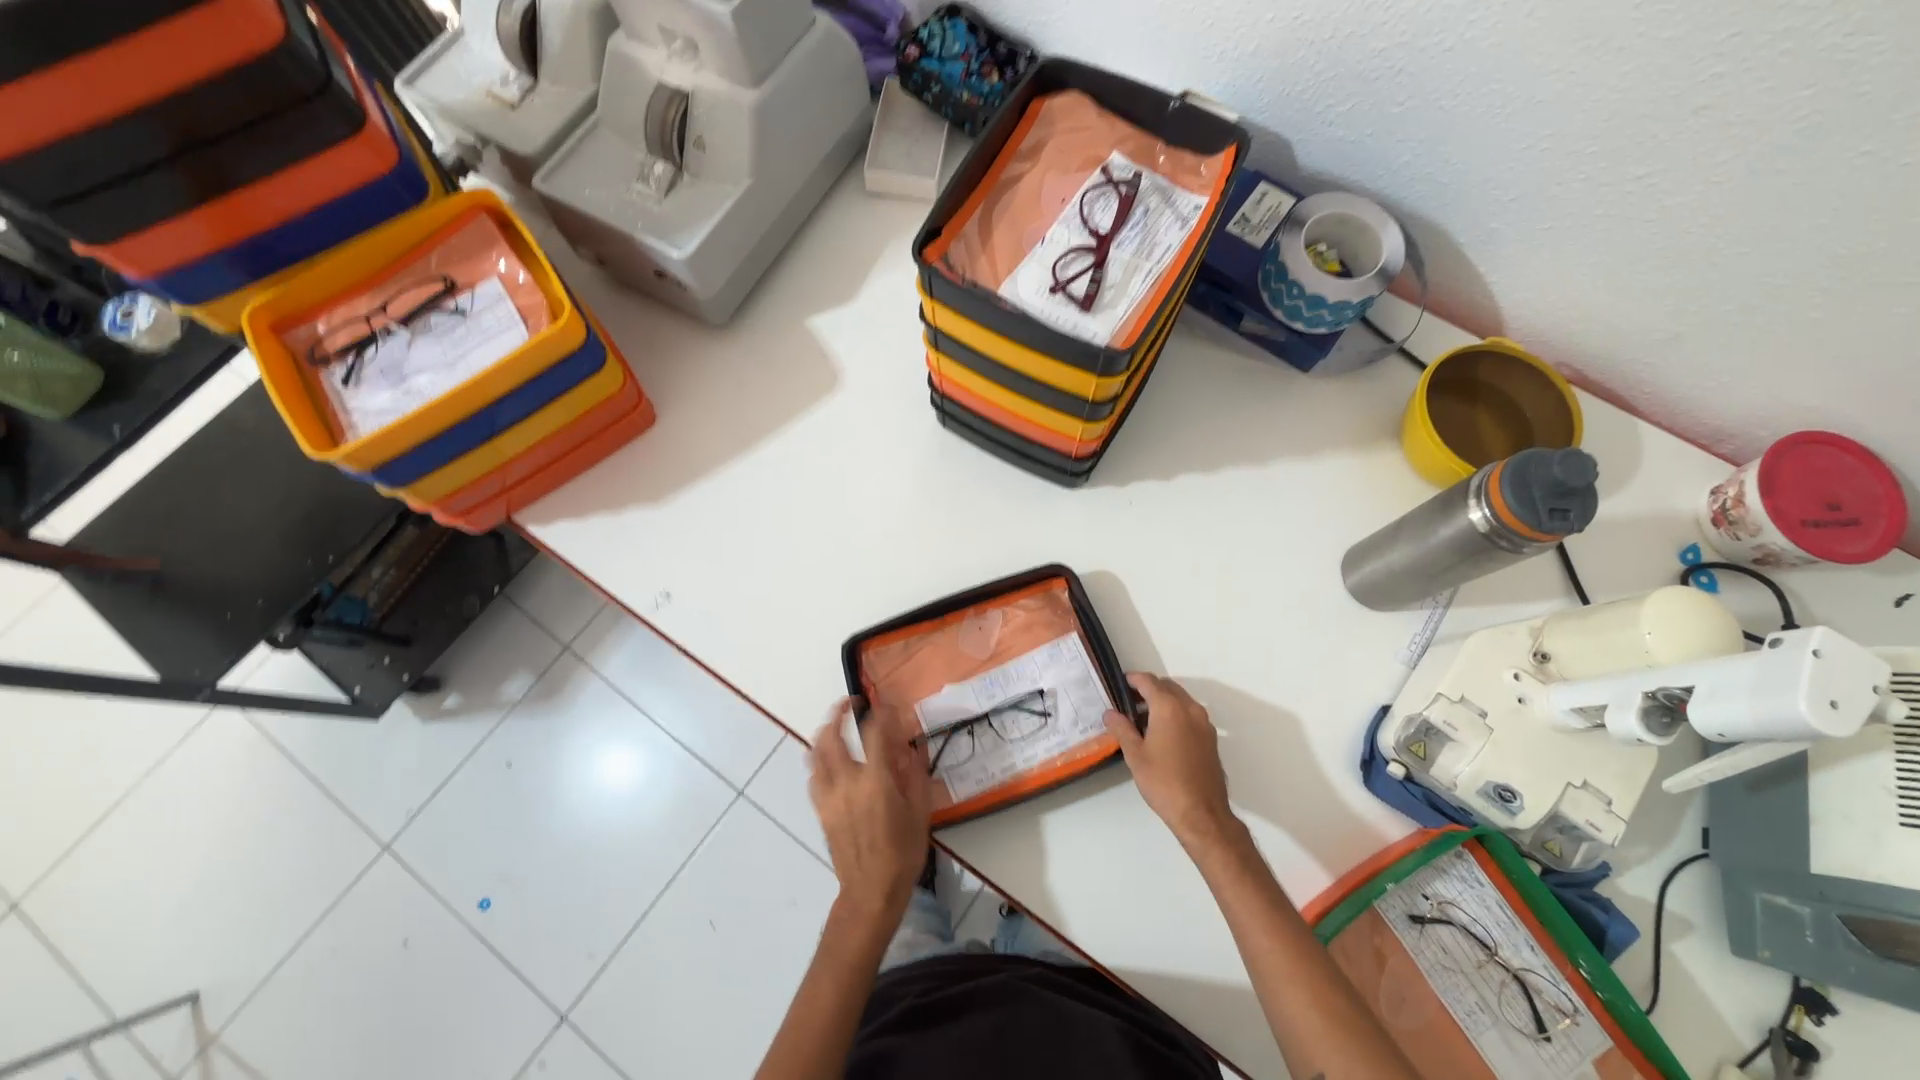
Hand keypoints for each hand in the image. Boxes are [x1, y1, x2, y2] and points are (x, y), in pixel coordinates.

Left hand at [808, 698, 933, 919]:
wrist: (871, 890)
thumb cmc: (903, 852)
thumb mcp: (920, 811)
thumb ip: (916, 773)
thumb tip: (913, 744)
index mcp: (876, 781)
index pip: (873, 733)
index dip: (879, 712)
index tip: (885, 702)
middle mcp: (847, 782)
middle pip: (832, 735)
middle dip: (839, 713)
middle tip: (851, 703)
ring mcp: (829, 796)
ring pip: (816, 752)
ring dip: (824, 732)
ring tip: (835, 725)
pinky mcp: (820, 810)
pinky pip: (813, 775)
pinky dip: (819, 759)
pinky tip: (828, 759)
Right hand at [1104, 673, 1237, 847]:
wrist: (1201, 812)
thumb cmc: (1163, 782)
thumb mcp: (1135, 755)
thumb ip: (1122, 729)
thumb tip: (1110, 713)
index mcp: (1169, 708)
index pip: (1149, 682)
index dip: (1133, 679)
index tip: (1120, 683)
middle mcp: (1190, 709)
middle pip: (1167, 687)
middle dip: (1148, 690)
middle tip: (1128, 703)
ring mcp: (1204, 723)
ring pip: (1181, 700)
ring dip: (1163, 702)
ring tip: (1142, 720)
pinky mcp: (1211, 738)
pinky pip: (1190, 715)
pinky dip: (1175, 714)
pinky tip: (1162, 734)